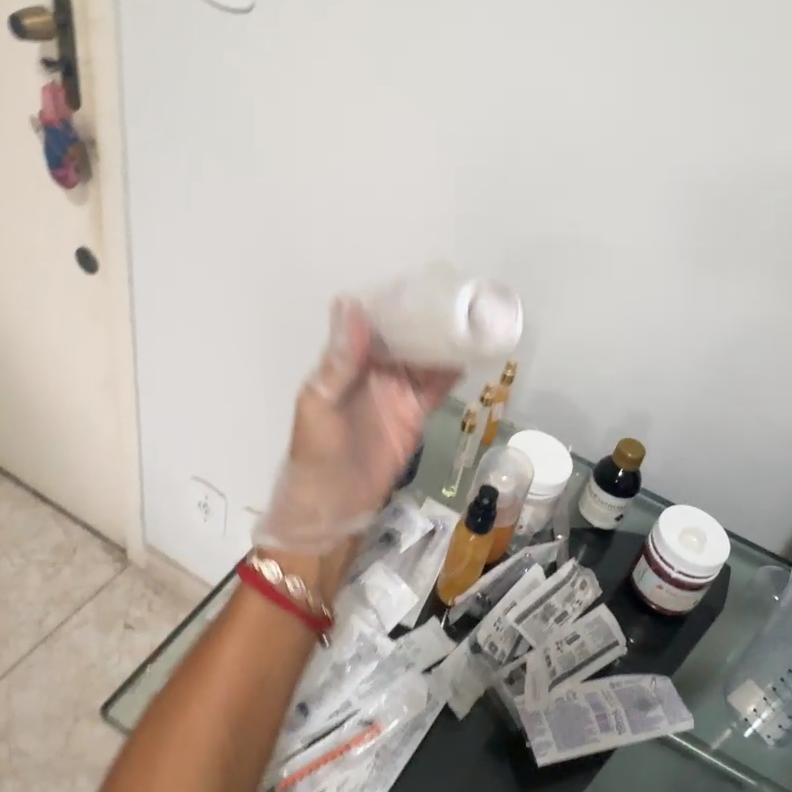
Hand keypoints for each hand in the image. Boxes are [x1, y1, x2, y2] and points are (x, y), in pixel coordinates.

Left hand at [254, 299, 459, 556]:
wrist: (332, 509)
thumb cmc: (316, 455)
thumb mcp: (321, 404)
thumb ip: (340, 360)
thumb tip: (349, 304)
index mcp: (347, 361)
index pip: (374, 322)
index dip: (396, 302)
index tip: (422, 282)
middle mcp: (374, 370)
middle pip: (405, 335)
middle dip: (428, 317)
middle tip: (460, 295)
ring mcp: (397, 391)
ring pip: (425, 357)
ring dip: (445, 339)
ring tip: (475, 316)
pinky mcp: (416, 414)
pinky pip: (437, 385)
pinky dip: (454, 369)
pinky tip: (475, 351)